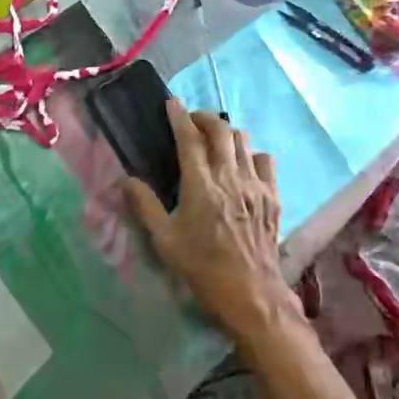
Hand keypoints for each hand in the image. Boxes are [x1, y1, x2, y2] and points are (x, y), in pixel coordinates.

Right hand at [122, 100, 295, 344]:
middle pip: (220, 130)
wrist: (252, 296)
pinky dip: (251, 154)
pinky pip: (265, 160)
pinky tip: (242, 165)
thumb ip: (145, 206)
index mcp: (201, 186)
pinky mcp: (273, 197)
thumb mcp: (165, 241)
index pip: (189, 138)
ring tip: (214, 141)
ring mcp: (256, 185)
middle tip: (191, 121)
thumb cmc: (202, 268)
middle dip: (203, 118)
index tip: (171, 102)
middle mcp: (230, 177)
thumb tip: (125, 180)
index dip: (179, 116)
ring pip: (244, 141)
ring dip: (226, 133)